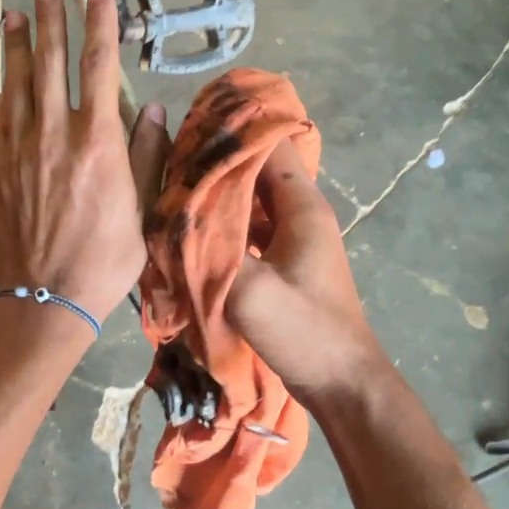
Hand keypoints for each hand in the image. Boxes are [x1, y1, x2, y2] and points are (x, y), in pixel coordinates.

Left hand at [0, 0, 144, 320]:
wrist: (45, 298)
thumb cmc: (104, 260)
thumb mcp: (141, 211)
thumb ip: (146, 155)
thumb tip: (151, 108)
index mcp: (97, 143)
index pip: (98, 67)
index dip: (99, 25)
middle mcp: (55, 136)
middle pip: (51, 65)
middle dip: (50, 23)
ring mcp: (20, 152)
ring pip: (17, 86)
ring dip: (17, 49)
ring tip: (14, 16)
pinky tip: (0, 82)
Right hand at [129, 115, 384, 398]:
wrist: (341, 384)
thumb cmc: (306, 333)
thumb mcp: (252, 293)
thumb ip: (212, 250)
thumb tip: (173, 217)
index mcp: (302, 208)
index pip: (269, 145)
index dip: (233, 131)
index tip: (188, 125)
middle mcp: (298, 215)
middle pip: (255, 170)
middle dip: (215, 160)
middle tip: (166, 154)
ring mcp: (289, 241)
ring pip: (248, 200)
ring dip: (214, 193)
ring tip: (169, 184)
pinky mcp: (278, 265)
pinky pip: (245, 229)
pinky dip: (219, 222)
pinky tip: (187, 229)